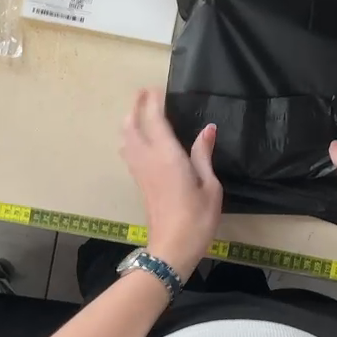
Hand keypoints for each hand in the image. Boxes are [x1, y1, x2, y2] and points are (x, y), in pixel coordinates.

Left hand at [121, 89, 220, 278]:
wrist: (171, 248)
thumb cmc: (197, 218)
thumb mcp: (211, 186)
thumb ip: (204, 155)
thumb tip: (207, 129)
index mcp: (167, 155)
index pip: (155, 120)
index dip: (153, 102)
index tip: (155, 88)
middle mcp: (148, 159)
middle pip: (132, 126)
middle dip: (135, 108)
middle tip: (142, 94)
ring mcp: (140, 172)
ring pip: (126, 140)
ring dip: (129, 122)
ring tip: (138, 112)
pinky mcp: (139, 183)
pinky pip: (129, 153)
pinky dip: (130, 139)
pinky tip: (136, 140)